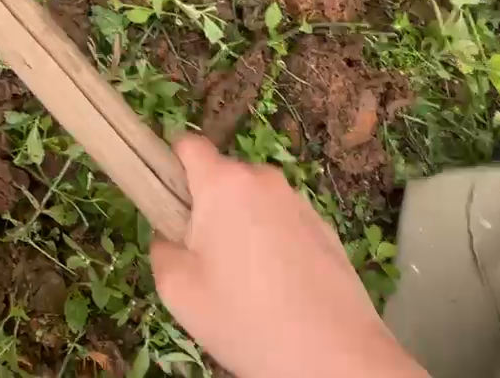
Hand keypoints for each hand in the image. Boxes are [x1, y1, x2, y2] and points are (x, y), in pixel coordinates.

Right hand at [151, 136, 426, 377]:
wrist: (338, 360)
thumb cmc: (247, 318)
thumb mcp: (179, 290)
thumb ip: (161, 247)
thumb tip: (170, 234)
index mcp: (223, 183)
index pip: (188, 143)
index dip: (172, 165)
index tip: (170, 203)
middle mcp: (262, 179)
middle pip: (222, 177)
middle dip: (209, 206)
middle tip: (207, 257)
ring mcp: (298, 202)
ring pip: (254, 201)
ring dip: (244, 225)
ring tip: (248, 281)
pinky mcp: (326, 228)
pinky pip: (284, 222)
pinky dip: (275, 243)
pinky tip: (280, 289)